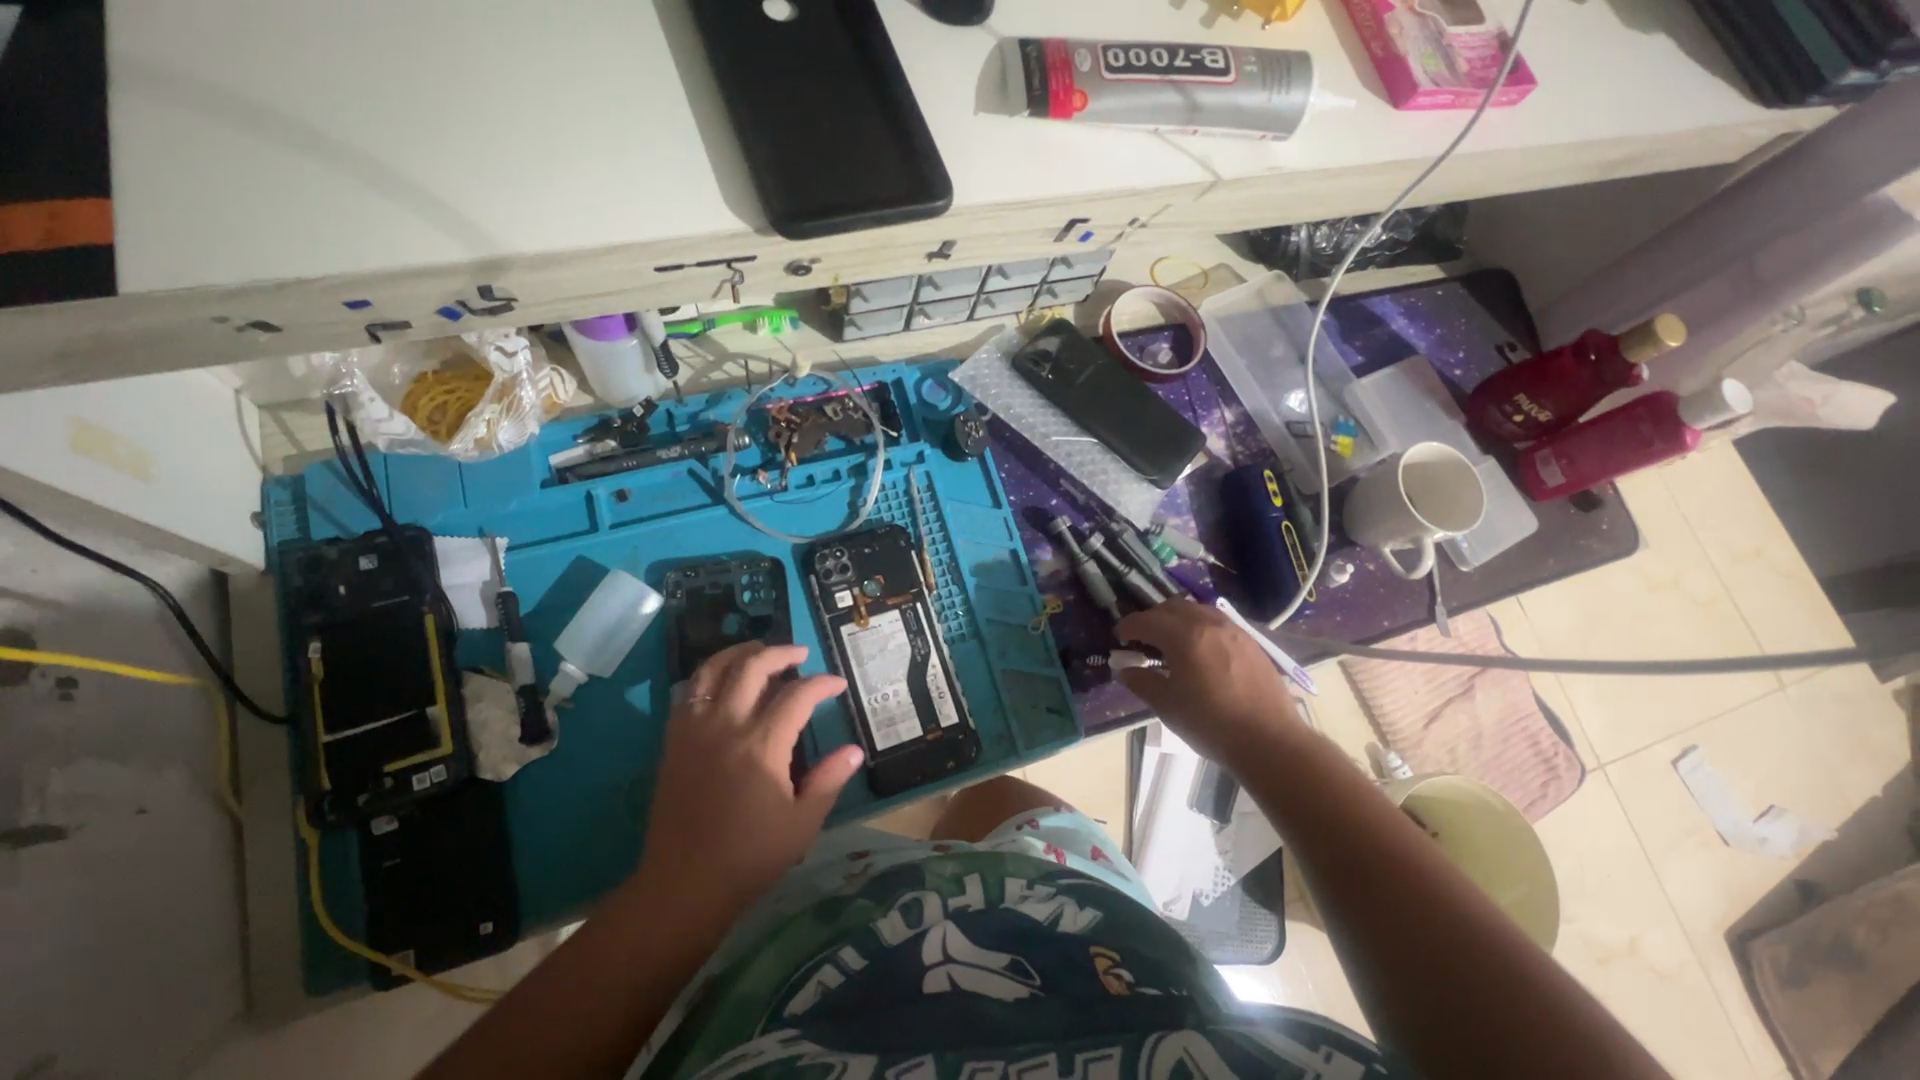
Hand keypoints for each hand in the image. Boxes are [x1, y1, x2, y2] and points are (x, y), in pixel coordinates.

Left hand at [638, 642, 864, 914]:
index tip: (837, 685)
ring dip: (739, 653)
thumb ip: (828, 780)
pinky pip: (689, 693)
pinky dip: (709, 677)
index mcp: (762, 745)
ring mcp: (694, 731)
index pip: (797, 695)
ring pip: (713, 671)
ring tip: (759, 653)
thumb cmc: (749, 857)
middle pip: (752, 668)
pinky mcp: (673, 742)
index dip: (822, 684)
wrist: (684, 883)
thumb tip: (853, 750)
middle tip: (800, 654)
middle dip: (780, 653)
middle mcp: (726, 726)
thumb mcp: (802, 824)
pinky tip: (723, 683)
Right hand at [1114, 600, 1309, 762]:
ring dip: (1178, 618)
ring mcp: (1234, 630)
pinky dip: (1200, 626)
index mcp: (1184, 637)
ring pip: (1198, 610)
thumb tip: (1126, 670)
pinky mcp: (1251, 641)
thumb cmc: (1211, 724)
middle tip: (1142, 638)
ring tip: (1170, 641)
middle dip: (1152, 618)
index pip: (1147, 621)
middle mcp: (1209, 624)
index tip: (1119, 637)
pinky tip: (1200, 649)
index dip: (1128, 626)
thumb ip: (1142, 682)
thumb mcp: (1168, 706)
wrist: (1269, 739)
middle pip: (1172, 607)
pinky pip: (1217, 622)